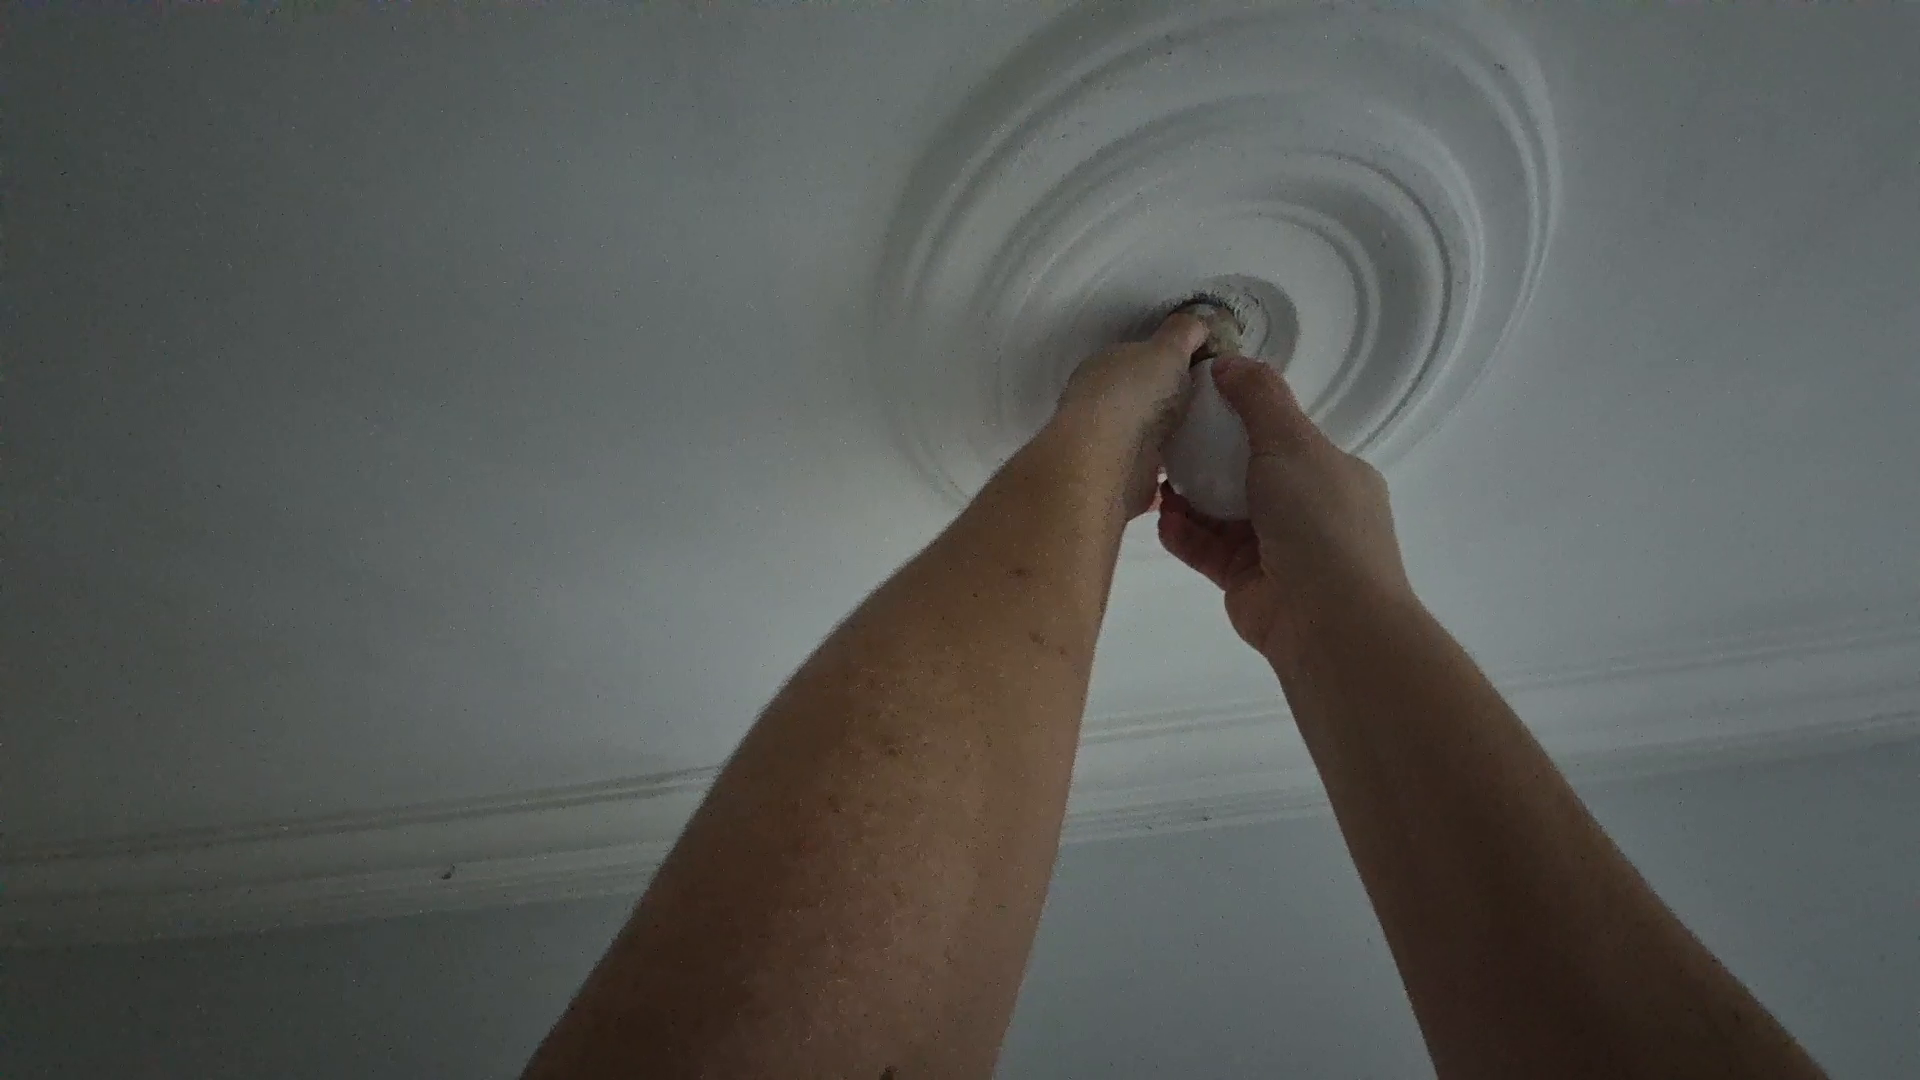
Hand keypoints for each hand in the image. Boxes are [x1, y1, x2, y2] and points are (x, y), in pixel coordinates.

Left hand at [1055, 314, 1209, 516]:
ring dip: (1167, 437)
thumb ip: (1183, 333)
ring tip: (1208, 437)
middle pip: (1140, 397)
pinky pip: (1148, 469)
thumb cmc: (1135, 393)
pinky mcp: (1116, 479)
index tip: (1202, 370)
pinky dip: (1166, 469)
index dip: (1168, 361)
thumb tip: (1197, 321)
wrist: (1108, 460)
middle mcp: (1097, 403)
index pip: (1136, 358)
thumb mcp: (1167, 348)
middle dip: (1170, 401)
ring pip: (1142, 435)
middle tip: (1212, 405)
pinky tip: (1192, 468)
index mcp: (1102, 366)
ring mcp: (1104, 443)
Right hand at [1157, 356, 1414, 657]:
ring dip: (1187, 498)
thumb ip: (1259, 399)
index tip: (1198, 404)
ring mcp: (1274, 548)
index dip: (1240, 418)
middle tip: (1166, 443)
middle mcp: (1304, 509)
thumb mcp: (1292, 443)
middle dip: (1205, 459)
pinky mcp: (1244, 580)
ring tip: (1155, 482)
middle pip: (1245, 474)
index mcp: (1329, 472)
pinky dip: (1183, 533)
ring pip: (1220, 513)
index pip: (1281, 436)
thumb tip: (1228, 360)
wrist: (1327, 618)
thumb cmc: (1317, 520)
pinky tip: (1161, 520)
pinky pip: (1206, 548)